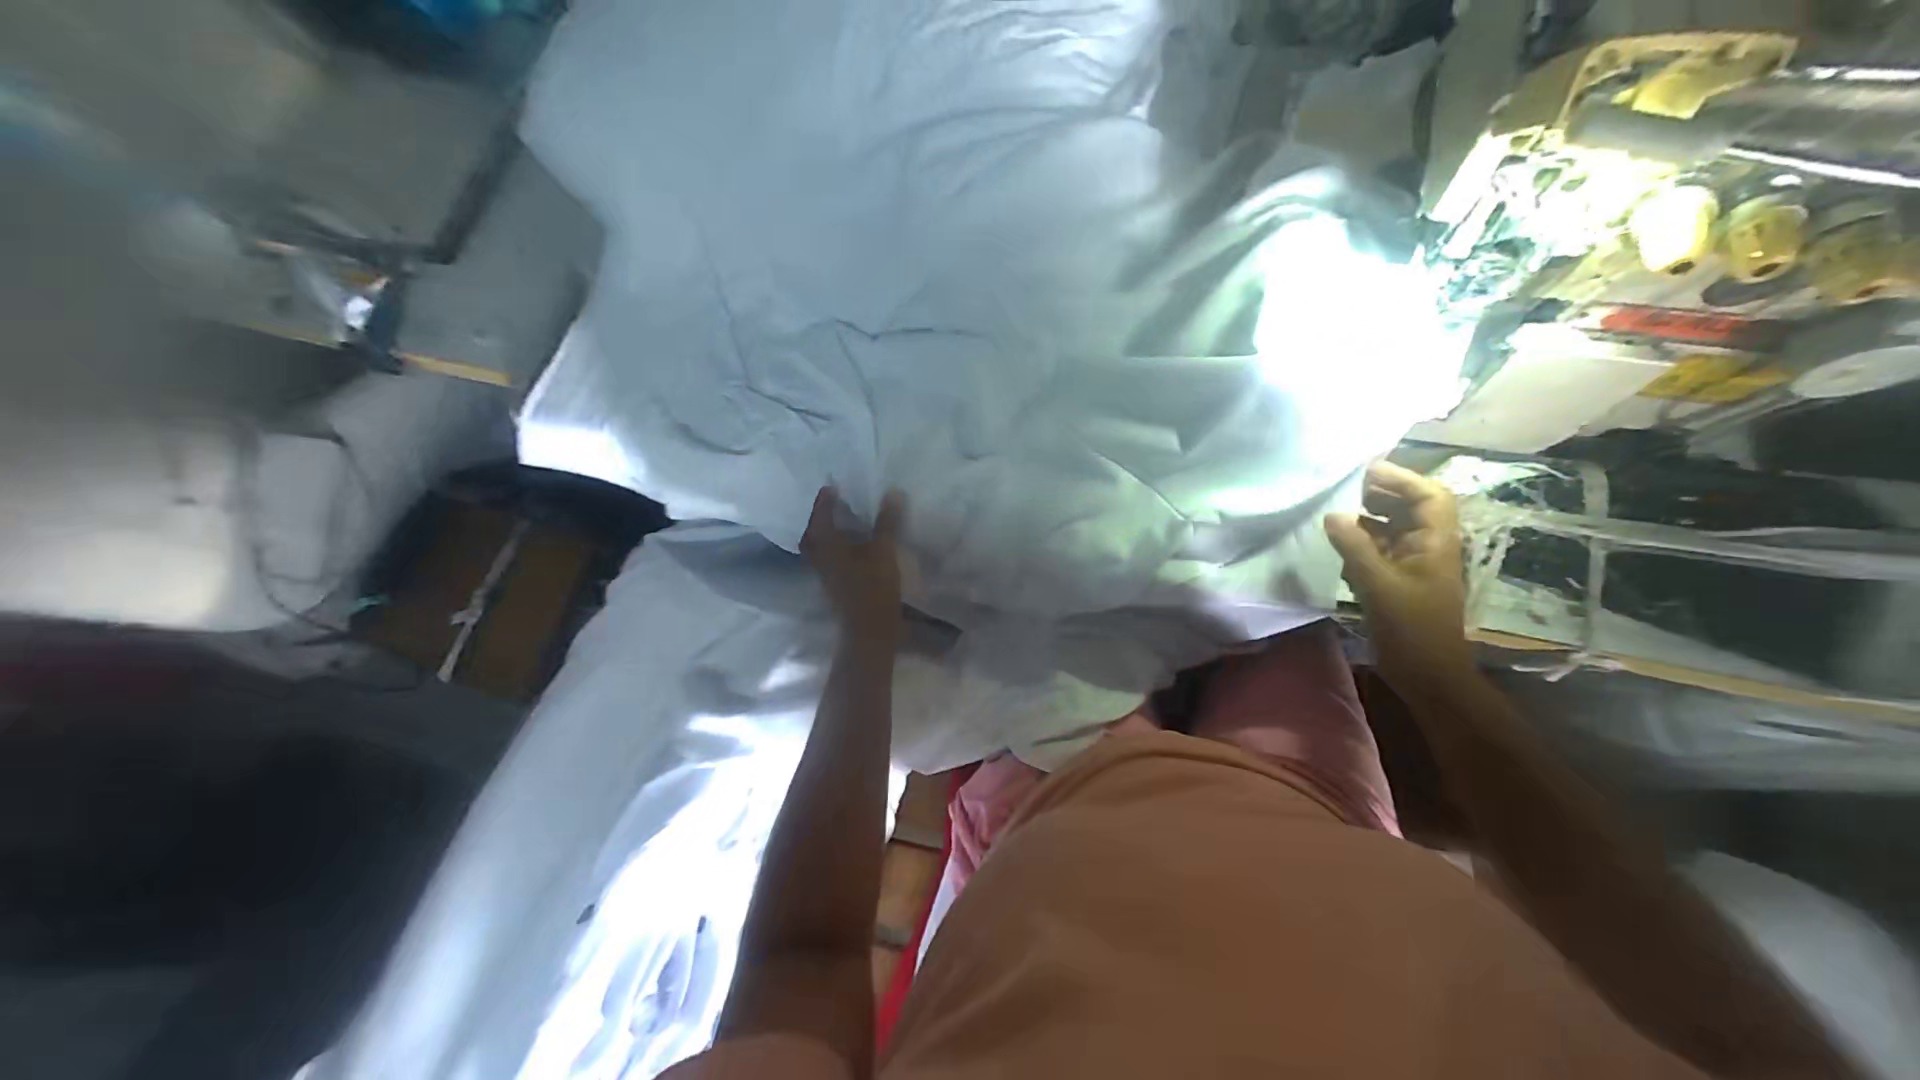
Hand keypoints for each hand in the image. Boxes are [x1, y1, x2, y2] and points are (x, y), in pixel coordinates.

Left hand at [802, 486, 905, 645]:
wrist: (870, 631)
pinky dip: (837, 552)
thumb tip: (892, 492)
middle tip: (830, 507)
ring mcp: (827, 578)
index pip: (821, 518)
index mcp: (827, 547)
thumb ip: (887, 522)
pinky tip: (853, 551)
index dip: (825, 503)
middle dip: (819, 520)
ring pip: (820, 552)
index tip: (831, 488)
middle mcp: (821, 561)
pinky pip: (830, 563)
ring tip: (843, 526)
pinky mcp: (836, 590)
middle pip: (812, 537)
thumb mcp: (884, 550)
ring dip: (827, 537)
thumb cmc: (874, 587)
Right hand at [1324, 461, 1472, 692]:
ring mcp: (1411, 563)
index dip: (1401, 478)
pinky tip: (1336, 538)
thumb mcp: (1379, 584)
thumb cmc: (1411, 628)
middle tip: (1341, 486)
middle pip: (1409, 506)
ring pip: (1391, 527)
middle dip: (1379, 492)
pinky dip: (1359, 538)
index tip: (1364, 470)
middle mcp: (1427, 546)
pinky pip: (1378, 548)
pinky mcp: (1395, 579)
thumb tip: (1332, 514)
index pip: (1428, 495)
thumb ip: (1354, 546)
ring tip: (1333, 507)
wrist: (1427, 674)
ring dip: (1366, 515)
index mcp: (1436, 542)